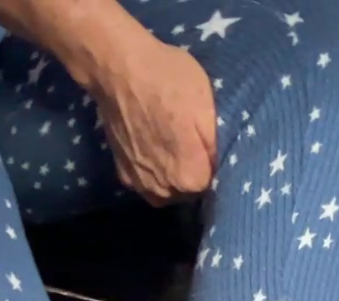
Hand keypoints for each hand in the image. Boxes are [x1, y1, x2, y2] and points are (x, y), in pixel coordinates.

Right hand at [83, 33, 216, 202]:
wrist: (118, 69)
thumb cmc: (168, 82)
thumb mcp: (208, 107)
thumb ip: (218, 147)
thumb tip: (220, 167)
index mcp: (189, 178)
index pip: (212, 186)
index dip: (214, 165)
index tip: (211, 145)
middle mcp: (164, 192)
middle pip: (189, 192)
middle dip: (193, 173)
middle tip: (191, 142)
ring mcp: (140, 185)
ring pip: (167, 191)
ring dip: (172, 175)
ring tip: (172, 147)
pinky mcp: (122, 173)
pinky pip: (146, 182)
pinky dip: (152, 171)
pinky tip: (152, 149)